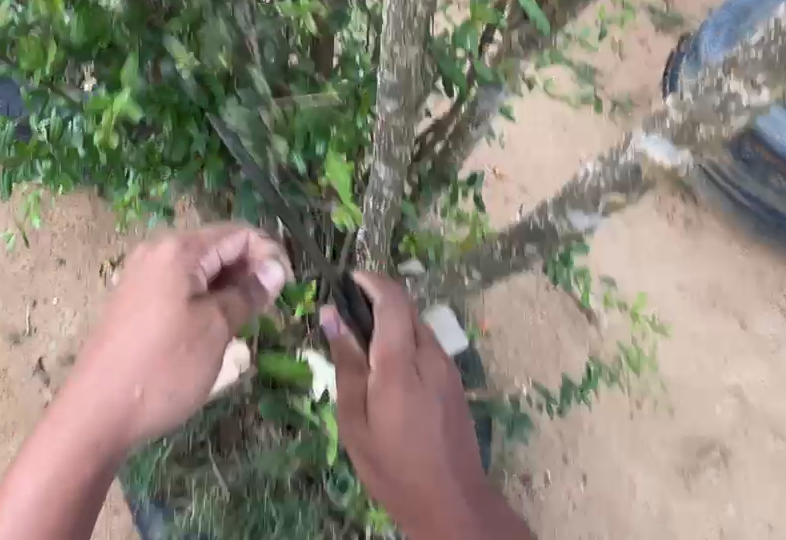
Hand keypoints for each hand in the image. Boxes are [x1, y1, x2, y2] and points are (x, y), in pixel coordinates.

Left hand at [58, 223, 291, 459]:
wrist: (97, 412)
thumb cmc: (164, 367)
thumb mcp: (216, 329)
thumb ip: (248, 293)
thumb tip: (276, 267)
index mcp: (178, 248)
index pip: (238, 233)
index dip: (268, 255)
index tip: (287, 290)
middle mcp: (158, 250)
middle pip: (218, 247)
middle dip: (249, 272)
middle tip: (268, 312)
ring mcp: (143, 274)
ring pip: (200, 269)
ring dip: (228, 288)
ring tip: (245, 325)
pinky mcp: (135, 299)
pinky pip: (180, 285)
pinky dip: (204, 299)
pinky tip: (214, 329)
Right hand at [324, 273, 530, 539]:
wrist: (453, 506)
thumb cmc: (393, 466)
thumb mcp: (354, 419)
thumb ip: (346, 362)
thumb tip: (330, 314)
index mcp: (401, 363)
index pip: (391, 299)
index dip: (370, 280)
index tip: (345, 280)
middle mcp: (430, 355)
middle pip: (406, 306)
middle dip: (377, 298)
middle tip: (346, 314)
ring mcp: (448, 368)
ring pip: (418, 324)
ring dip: (392, 319)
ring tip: (363, 344)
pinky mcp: (455, 382)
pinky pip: (427, 345)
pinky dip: (405, 339)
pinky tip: (388, 367)